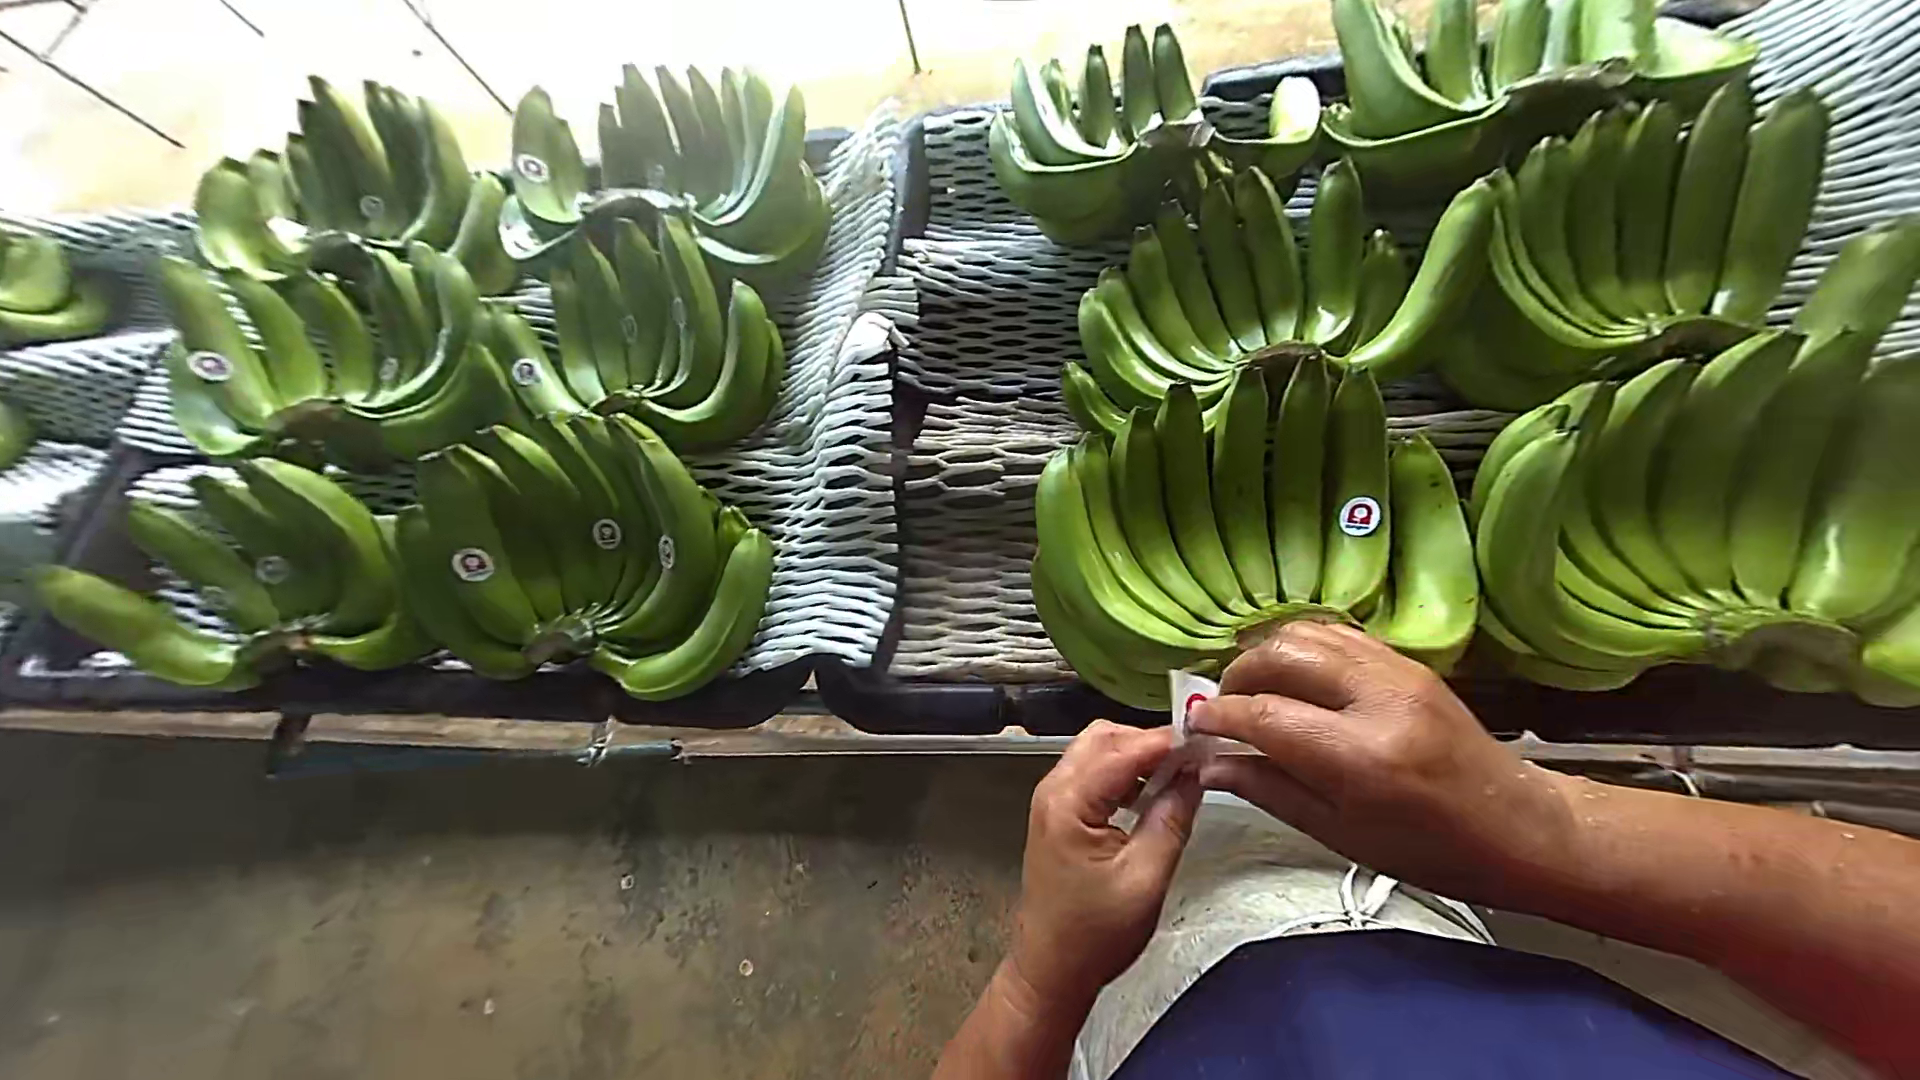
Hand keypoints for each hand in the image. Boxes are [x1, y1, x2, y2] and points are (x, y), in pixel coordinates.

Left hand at [1008, 720, 1201, 1010]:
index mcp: (1068, 801)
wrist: (1052, 966)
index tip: (1200, 740)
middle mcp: (1053, 788)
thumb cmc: (1095, 933)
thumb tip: (1193, 774)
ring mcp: (1051, 796)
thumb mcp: (1146, 879)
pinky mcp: (1058, 808)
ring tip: (1174, 773)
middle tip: (1188, 758)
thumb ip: (1171, 819)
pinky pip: (1091, 771)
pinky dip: (1120, 770)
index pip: (1120, 751)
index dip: (1162, 742)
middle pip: (1102, 737)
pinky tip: (1146, 791)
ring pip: (1095, 749)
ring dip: (1134, 754)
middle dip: (1146, 741)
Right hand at [1190, 621, 1580, 905]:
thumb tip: (1206, 765)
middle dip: (1235, 678)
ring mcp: (1395, 671)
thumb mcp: (1338, 833)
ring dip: (1263, 656)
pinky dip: (1296, 646)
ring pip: (1301, 633)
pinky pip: (1332, 632)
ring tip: (1254, 688)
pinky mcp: (1404, 660)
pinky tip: (1290, 674)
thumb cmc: (1430, 848)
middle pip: (1277, 658)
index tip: (1195, 723)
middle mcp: (1377, 700)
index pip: (1264, 715)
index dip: (1219, 715)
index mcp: (1362, 757)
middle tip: (1225, 706)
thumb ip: (1265, 788)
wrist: (1524, 827)